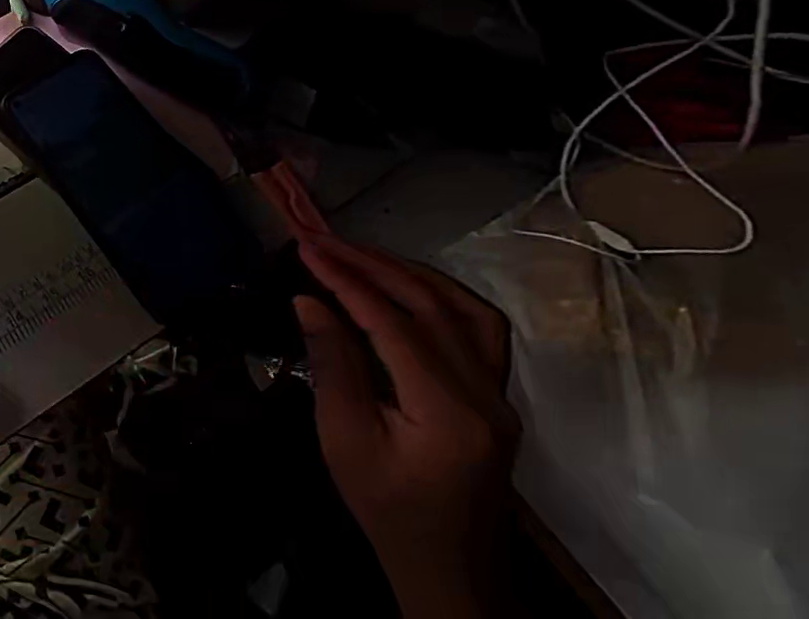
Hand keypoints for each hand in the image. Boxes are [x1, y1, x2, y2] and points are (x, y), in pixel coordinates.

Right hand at [294, 235, 519, 618]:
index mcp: (448, 412)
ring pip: (464, 309)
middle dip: (372, 264)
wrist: (447, 567)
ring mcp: (501, 395)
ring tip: (359, 253)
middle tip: (323, 241)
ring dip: (409, 272)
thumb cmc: (386, 508)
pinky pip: (478, 327)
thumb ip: (332, 364)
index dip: (347, 281)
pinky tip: (405, 285)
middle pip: (432, 306)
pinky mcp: (498, 396)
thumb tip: (308, 300)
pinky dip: (438, 294)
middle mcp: (487, 395)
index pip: (394, 324)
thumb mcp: (343, 439)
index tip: (307, 250)